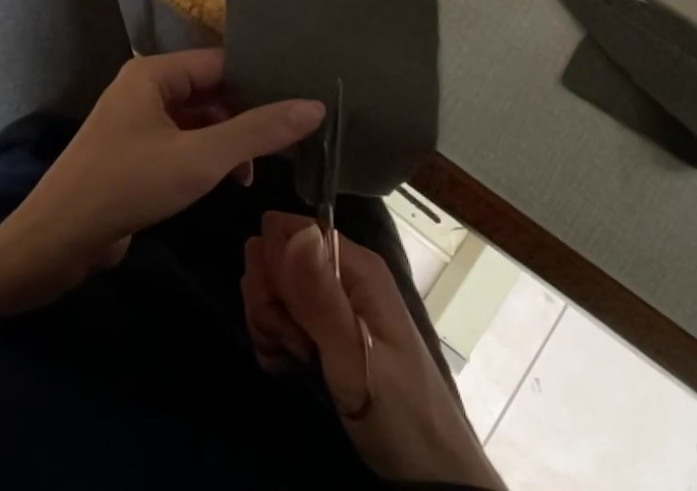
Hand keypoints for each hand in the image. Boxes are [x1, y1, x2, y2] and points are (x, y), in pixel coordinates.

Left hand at [0, 49, 323, 318]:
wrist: (59, 237)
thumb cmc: (127, 185)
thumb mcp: (200, 158)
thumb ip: (257, 132)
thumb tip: (315, 105)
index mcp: (151, 74)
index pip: (220, 62)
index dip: (261, 80)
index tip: (305, 100)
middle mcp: (142, 90)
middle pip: (209, 90)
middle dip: (247, 115)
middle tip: (294, 141)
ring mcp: (136, 123)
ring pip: (197, 121)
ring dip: (229, 141)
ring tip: (259, 170)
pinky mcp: (134, 155)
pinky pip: (181, 144)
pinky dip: (207, 158)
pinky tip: (229, 180)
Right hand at [242, 212, 505, 489]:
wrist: (428, 473)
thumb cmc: (401, 417)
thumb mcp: (357, 361)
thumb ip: (321, 298)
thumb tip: (298, 231)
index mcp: (356, 268)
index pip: (282, 231)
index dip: (275, 269)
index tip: (292, 317)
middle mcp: (340, 274)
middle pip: (270, 259)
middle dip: (268, 303)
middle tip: (299, 345)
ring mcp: (329, 302)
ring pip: (267, 289)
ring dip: (269, 327)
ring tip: (301, 361)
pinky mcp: (318, 329)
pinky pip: (273, 318)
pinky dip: (272, 344)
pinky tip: (291, 369)